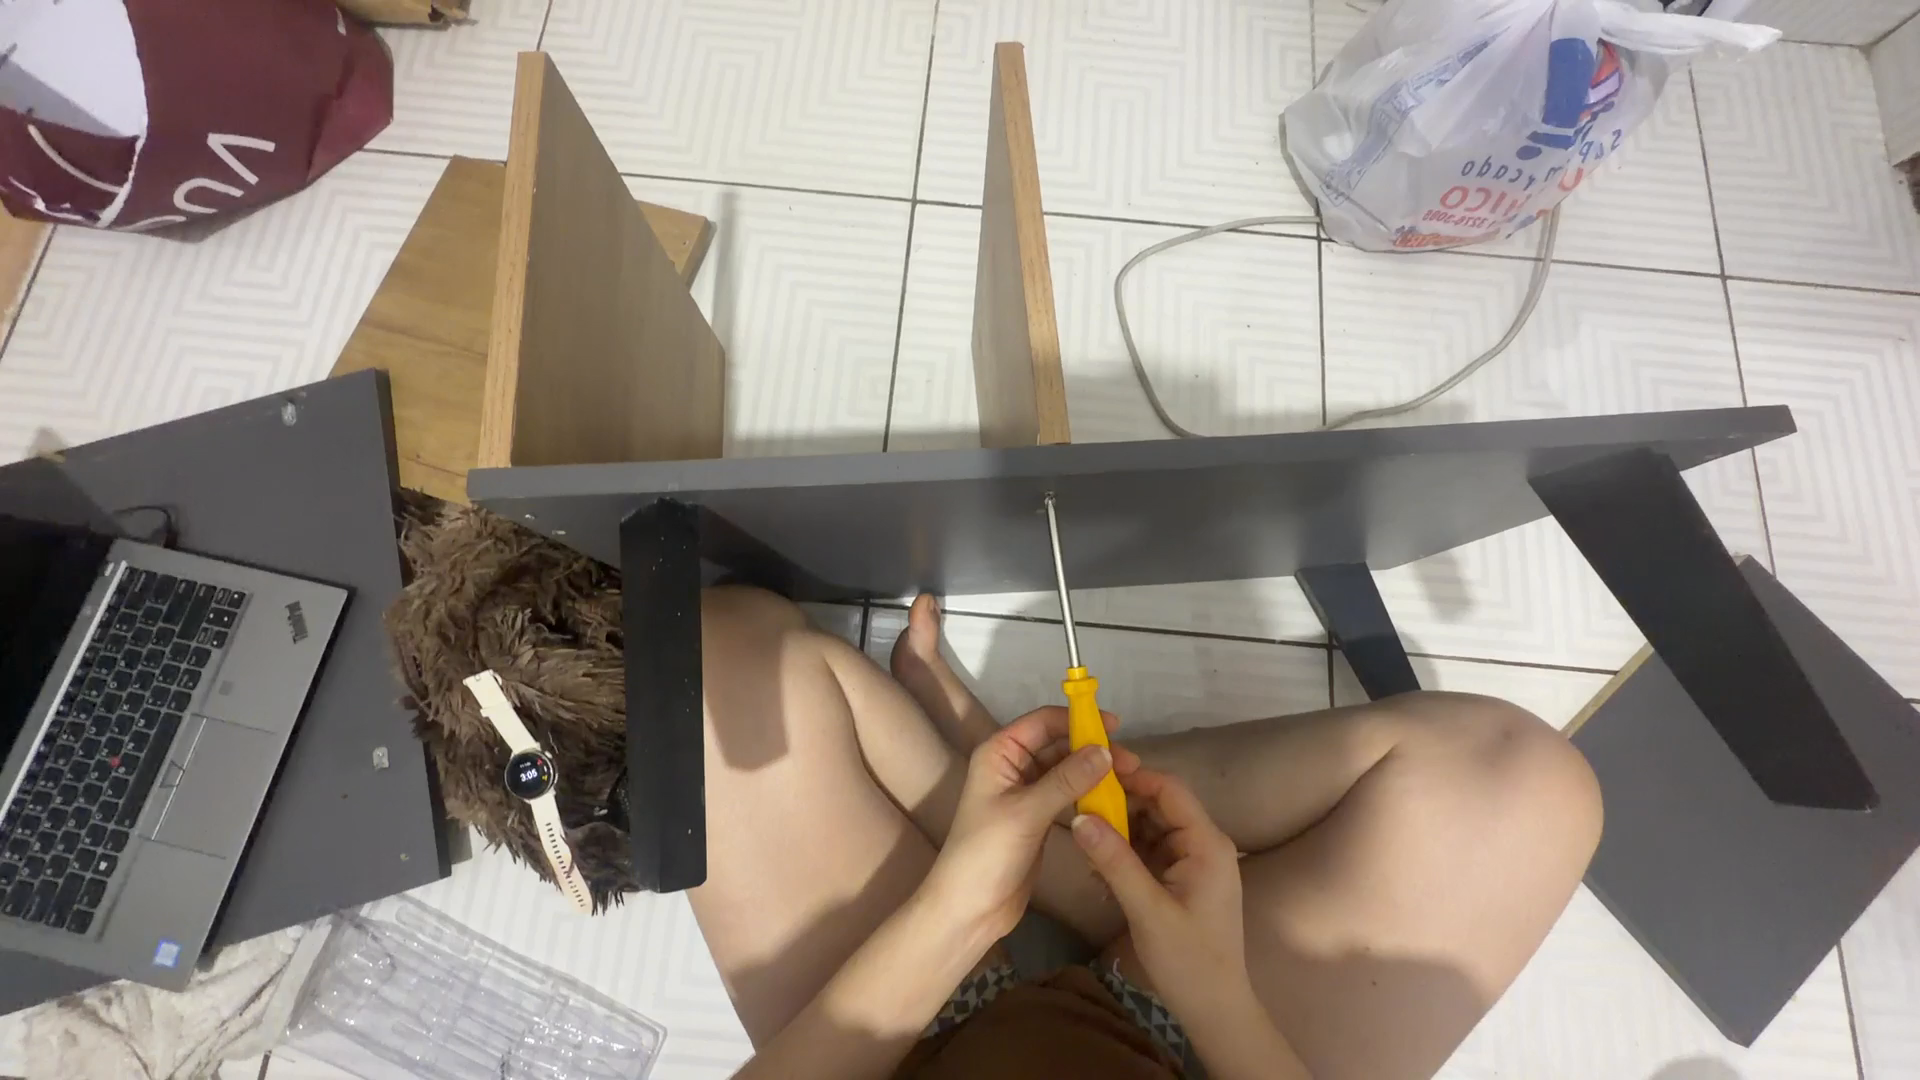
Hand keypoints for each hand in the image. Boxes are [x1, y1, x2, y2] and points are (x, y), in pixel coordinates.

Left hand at [921, 706, 1131, 941]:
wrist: (969, 908)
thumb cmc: (988, 852)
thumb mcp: (1028, 811)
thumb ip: (1067, 779)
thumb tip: (1105, 750)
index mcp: (1000, 752)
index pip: (1043, 721)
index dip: (1078, 719)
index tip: (1116, 727)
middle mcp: (1011, 765)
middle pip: (1057, 743)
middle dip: (1092, 747)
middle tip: (1131, 761)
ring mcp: (1025, 790)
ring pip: (1065, 768)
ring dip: (1093, 770)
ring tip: (1129, 778)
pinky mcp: (1037, 815)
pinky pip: (1066, 792)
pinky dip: (1087, 791)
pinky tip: (1112, 797)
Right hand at [1071, 764, 1252, 1019]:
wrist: (1215, 1012)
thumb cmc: (1188, 960)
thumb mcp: (1147, 909)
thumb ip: (1114, 860)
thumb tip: (1079, 816)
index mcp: (1206, 843)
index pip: (1169, 789)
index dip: (1133, 776)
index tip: (1093, 775)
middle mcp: (1203, 844)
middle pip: (1157, 805)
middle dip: (1119, 806)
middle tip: (1079, 810)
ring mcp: (1192, 861)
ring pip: (1150, 827)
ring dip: (1119, 832)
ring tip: (1086, 844)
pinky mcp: (1181, 878)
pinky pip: (1149, 850)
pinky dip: (1125, 853)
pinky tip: (1100, 868)